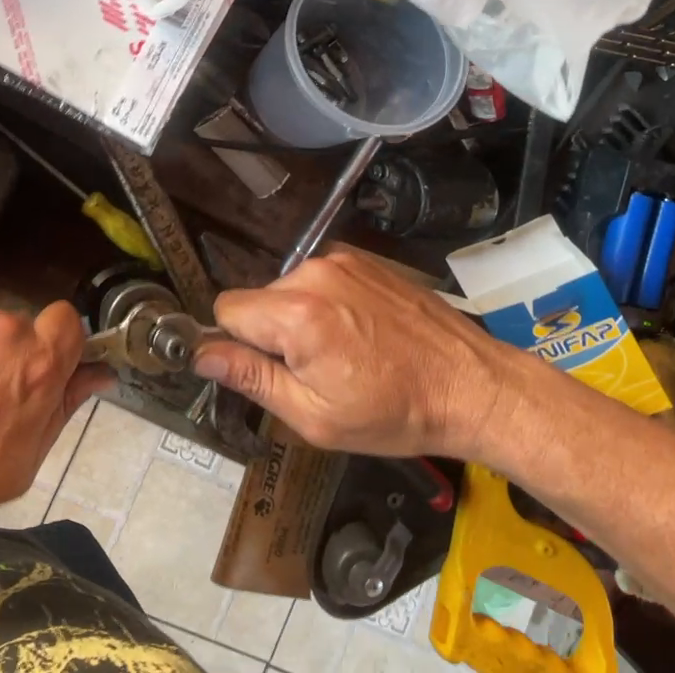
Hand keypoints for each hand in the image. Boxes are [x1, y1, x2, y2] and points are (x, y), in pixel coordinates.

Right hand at [192, 247, 517, 458]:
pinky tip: (360, 331)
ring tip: (345, 352)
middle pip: (257, 299)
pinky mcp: (363, 258)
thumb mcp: (314, 416)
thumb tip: (200, 353)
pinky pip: (318, 279)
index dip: (238, 345)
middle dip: (272, 333)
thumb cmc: (395, 413)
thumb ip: (251, 378)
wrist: (474, 386)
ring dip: (299, 318)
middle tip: (316, 371)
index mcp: (296, 314)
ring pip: (286, 289)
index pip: (226, 310)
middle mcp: (313, 273)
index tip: (272, 371)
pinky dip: (326, 303)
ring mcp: (341, 260)